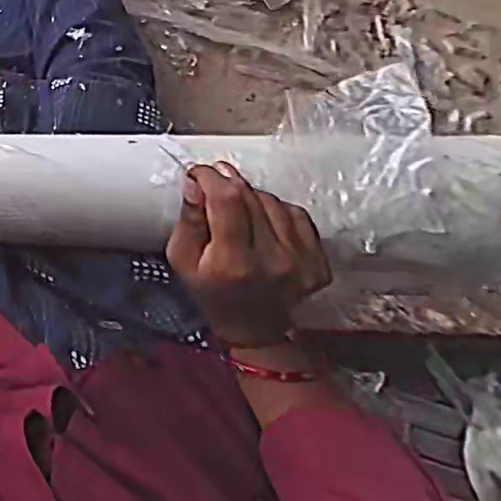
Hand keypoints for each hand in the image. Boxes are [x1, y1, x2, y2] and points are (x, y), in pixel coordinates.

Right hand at [166, 163, 331, 346]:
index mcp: (233, 262)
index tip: (198, 173)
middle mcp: (273, 260)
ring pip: (273, 201)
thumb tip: (195, 183)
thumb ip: (187, 219)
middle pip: (250, 197)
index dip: (211, 178)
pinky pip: (297, 214)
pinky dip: (275, 208)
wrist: (253, 327)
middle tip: (212, 182)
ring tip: (236, 206)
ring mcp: (302, 261)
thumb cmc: (209, 291)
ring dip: (250, 196)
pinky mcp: (319, 262)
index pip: (227, 201)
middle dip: (227, 183)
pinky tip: (261, 219)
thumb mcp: (181, 258)